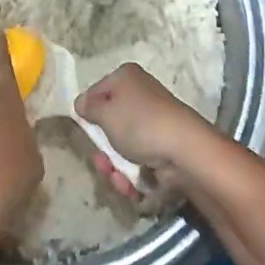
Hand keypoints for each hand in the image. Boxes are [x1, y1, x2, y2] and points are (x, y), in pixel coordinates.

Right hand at [76, 64, 211, 198]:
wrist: (183, 150)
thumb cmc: (139, 123)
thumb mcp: (104, 112)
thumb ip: (88, 108)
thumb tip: (81, 104)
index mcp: (127, 78)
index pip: (98, 90)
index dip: (87, 109)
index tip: (83, 127)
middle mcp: (141, 96)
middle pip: (111, 123)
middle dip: (102, 149)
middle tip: (100, 162)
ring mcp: (154, 124)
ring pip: (124, 147)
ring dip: (115, 167)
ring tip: (117, 179)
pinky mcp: (163, 148)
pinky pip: (139, 160)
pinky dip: (132, 175)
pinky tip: (129, 186)